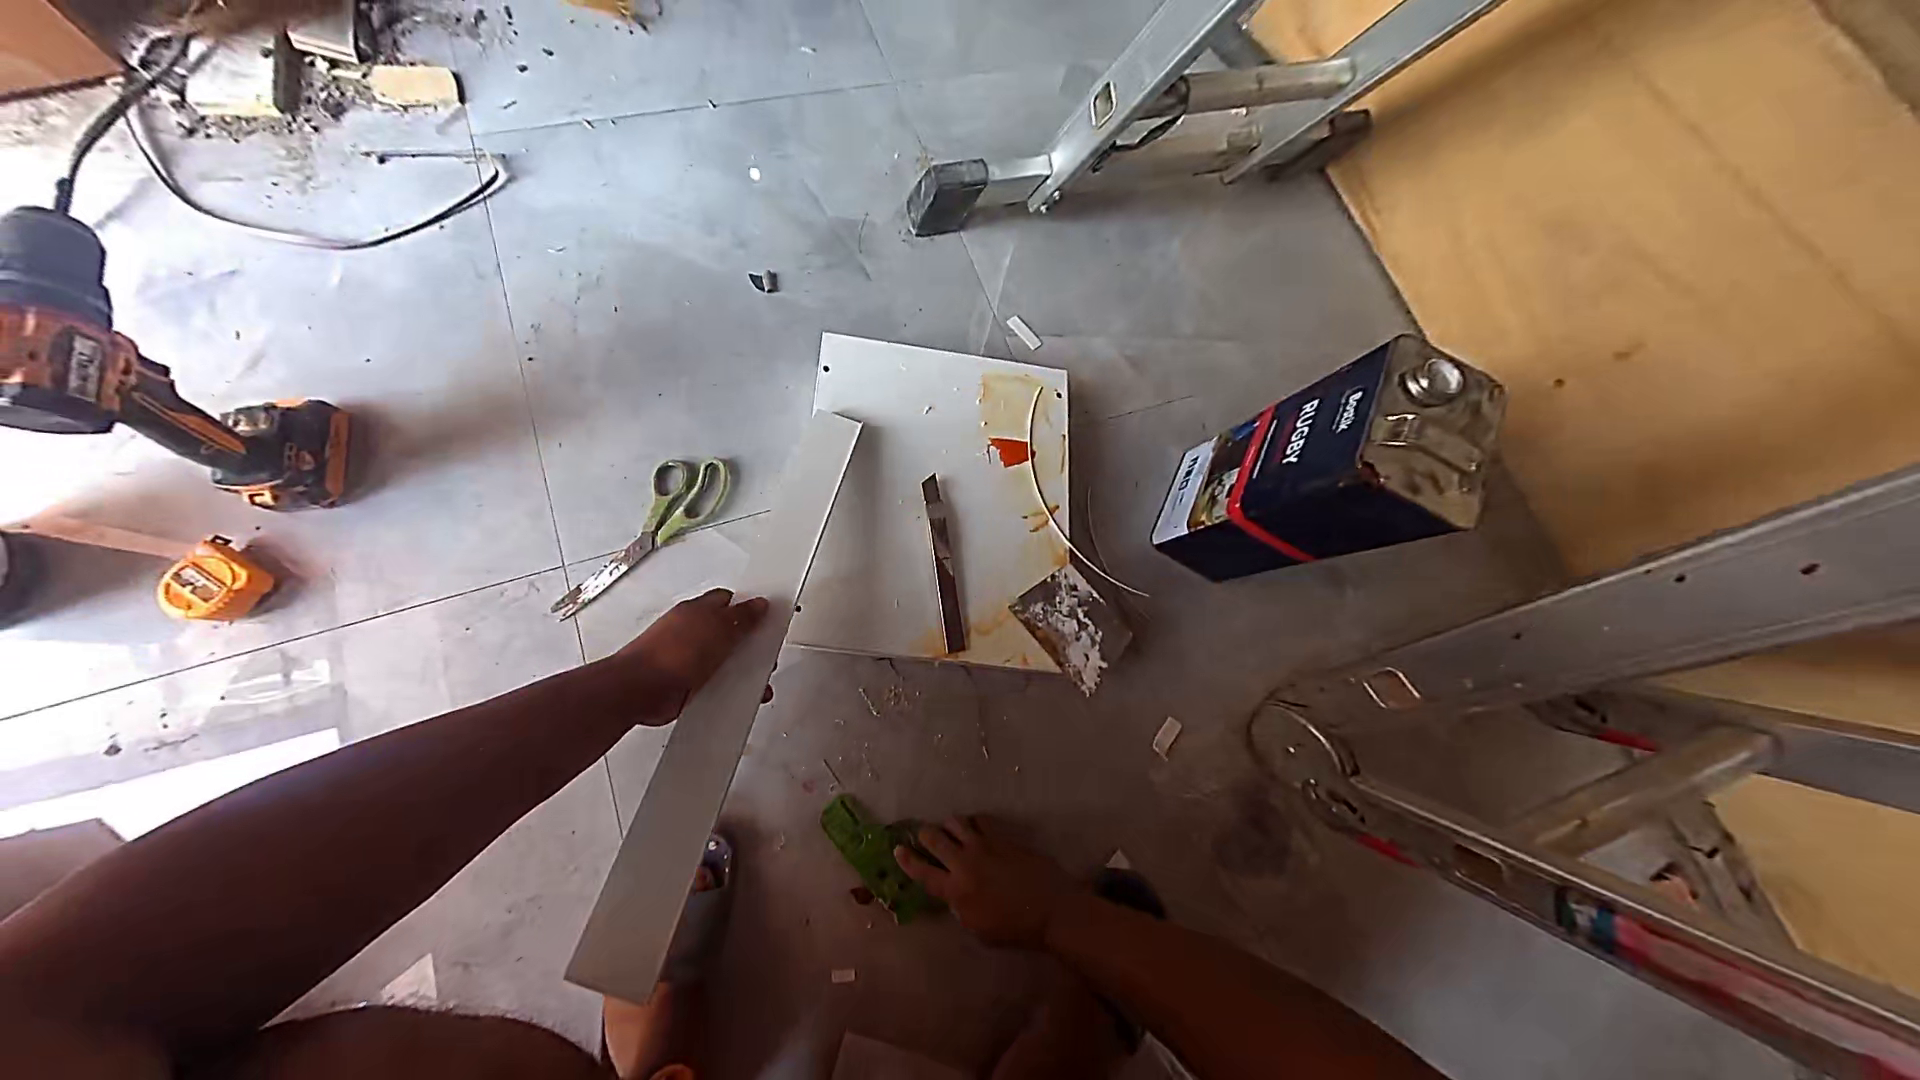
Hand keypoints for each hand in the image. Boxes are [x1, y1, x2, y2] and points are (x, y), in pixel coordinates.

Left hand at [600, 588, 769, 724]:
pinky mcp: (688, 684)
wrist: (639, 689)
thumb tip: (760, 604)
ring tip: (755, 679)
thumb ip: (743, 616)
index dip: (749, 608)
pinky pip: (716, 683)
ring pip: (725, 660)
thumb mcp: (719, 628)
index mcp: (698, 611)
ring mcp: (689, 659)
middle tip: (764, 652)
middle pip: (730, 633)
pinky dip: (728, 689)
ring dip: (740, 669)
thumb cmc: (671, 652)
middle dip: (749, 643)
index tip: (768, 617)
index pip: (730, 601)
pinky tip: (737, 694)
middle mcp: (693, 632)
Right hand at [895, 815, 1074, 948]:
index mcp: (956, 891)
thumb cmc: (1015, 928)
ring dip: (949, 826)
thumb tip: (954, 894)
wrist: (1051, 909)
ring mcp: (984, 845)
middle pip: (934, 838)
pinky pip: (980, 820)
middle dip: (926, 835)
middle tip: (925, 835)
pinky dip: (973, 822)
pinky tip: (976, 828)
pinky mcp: (1002, 836)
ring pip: (955, 822)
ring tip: (951, 831)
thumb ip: (961, 908)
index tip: (898, 849)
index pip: (923, 873)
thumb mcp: (979, 929)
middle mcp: (964, 863)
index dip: (907, 860)